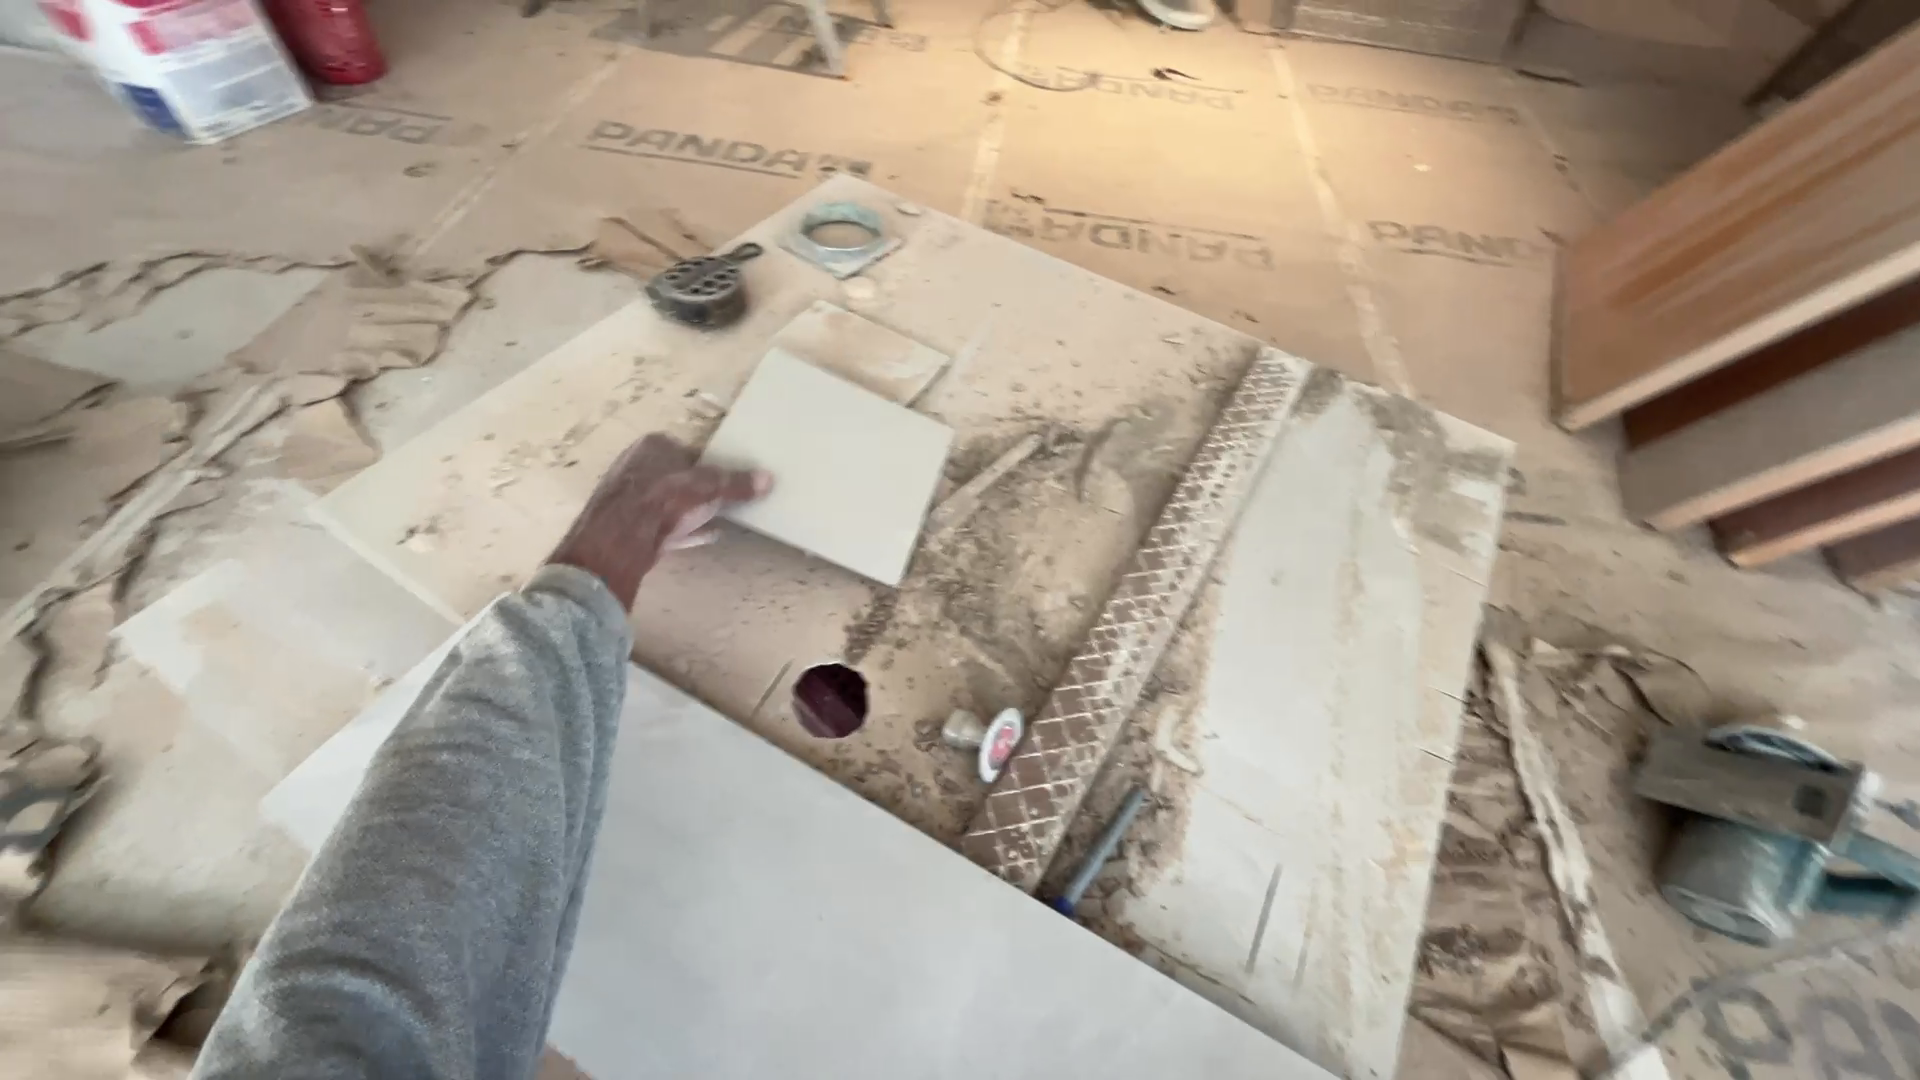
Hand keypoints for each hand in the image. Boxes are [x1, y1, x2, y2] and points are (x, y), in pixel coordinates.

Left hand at [545, 433, 770, 608]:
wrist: (621, 540)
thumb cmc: (664, 501)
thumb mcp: (709, 489)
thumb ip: (737, 484)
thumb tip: (769, 479)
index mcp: (653, 445)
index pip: (689, 450)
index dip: (709, 466)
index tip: (727, 482)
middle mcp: (635, 464)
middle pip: (677, 476)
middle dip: (698, 489)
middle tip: (723, 501)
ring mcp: (627, 495)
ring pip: (667, 501)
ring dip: (689, 511)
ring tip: (716, 520)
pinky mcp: (625, 524)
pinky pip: (661, 524)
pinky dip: (681, 530)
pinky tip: (701, 538)